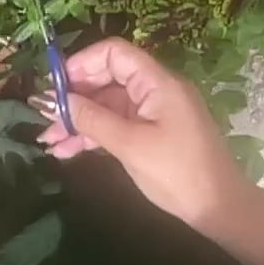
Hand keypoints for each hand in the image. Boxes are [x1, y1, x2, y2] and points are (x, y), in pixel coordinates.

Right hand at [34, 38, 248, 228]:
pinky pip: (113, 124)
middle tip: (45, 116)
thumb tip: (54, 99)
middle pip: (106, 79)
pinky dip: (91, 134)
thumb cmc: (177, 172)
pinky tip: (65, 150)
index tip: (56, 85)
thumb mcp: (130, 145)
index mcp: (158, 83)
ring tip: (48, 140)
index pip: (114, 53)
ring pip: (105, 105)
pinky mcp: (149, 132)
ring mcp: (151, 112)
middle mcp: (154, 90)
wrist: (219, 211)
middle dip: (73, 97)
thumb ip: (91, 119)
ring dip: (77, 120)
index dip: (82, 63)